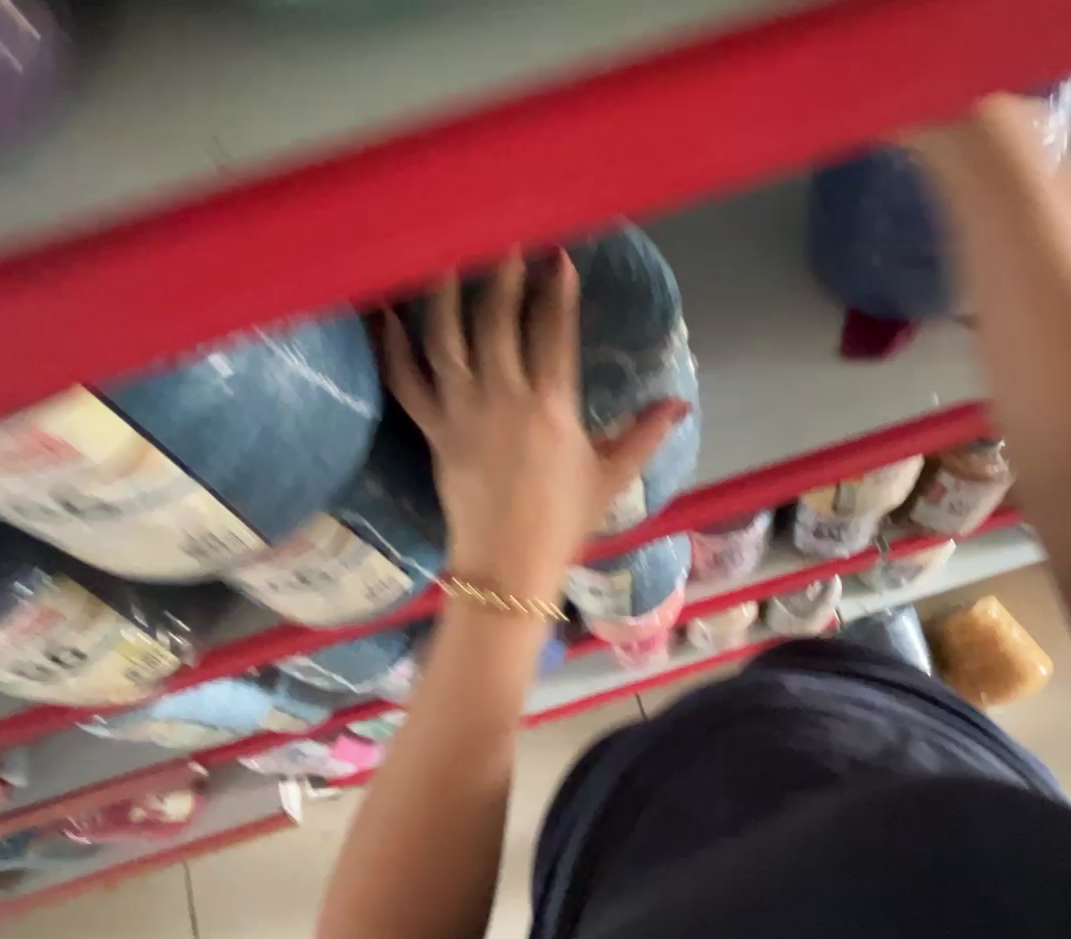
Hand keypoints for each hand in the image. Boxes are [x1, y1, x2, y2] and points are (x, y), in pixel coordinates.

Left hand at [381, 250, 689, 598]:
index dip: (557, 292)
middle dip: (503, 276)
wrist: (508, 565)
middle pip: (498, 322)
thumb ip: (645, 436)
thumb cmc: (564, 522)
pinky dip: (394, 349)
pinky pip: (408, 383)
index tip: (557, 258)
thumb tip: (683, 404)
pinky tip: (387, 316)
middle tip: (505, 241)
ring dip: (448, 295)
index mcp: (552, 407)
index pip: (554, 333)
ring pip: (448, 340)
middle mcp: (504, 398)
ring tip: (450, 257)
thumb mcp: (612, 478)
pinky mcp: (434, 431)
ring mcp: (463, 413)